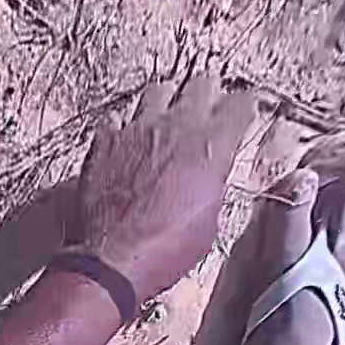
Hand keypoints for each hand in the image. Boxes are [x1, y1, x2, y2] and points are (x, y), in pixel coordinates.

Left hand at [70, 69, 256, 298]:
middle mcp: (178, 126)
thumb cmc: (165, 249)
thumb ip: (211, 185)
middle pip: (200, 83)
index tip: (233, 120)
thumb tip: (205, 182)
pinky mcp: (103, 145)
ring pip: (157, 91)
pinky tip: (119, 145)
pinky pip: (113, 120)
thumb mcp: (208, 221)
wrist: (114, 260)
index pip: (241, 102)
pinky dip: (118, 130)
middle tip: (195, 115)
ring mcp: (137, 131)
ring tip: (157, 122)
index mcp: (214, 143)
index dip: (238, 111)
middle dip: (201, 95)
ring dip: (160, 103)